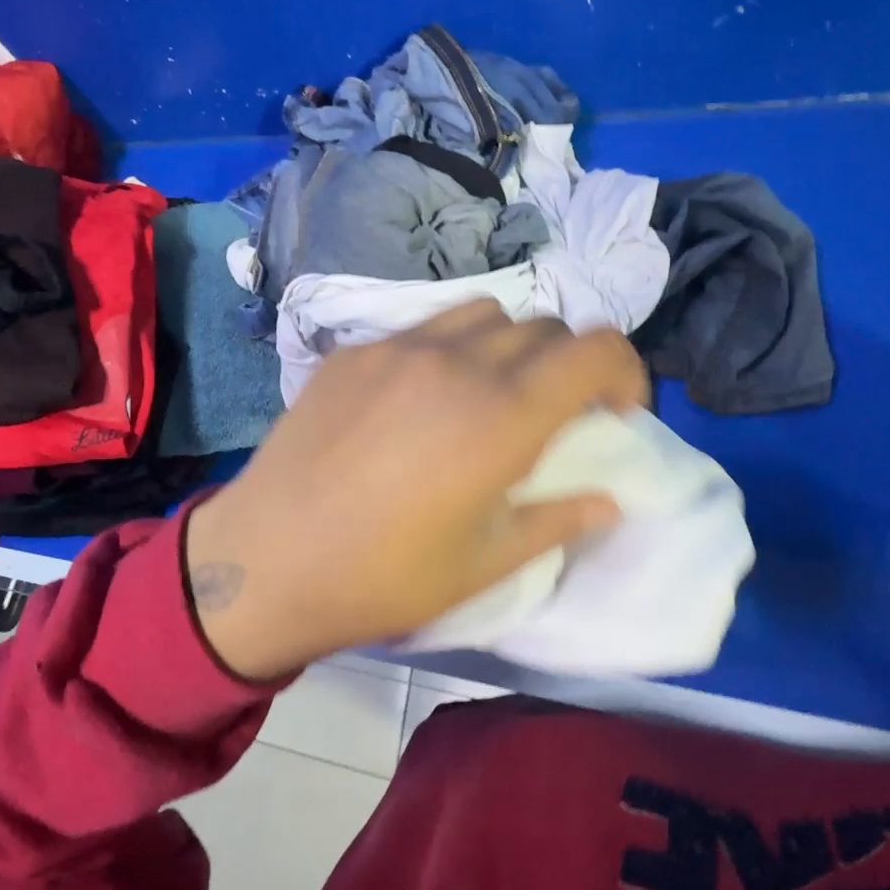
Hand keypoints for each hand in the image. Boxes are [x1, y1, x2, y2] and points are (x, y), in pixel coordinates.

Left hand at [185, 300, 650, 679]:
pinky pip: (419, 329)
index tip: (617, 411)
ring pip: (481, 312)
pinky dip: (446, 348)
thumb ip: (554, 522)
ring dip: (508, 343)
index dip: (625, 369)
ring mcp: (394, 349)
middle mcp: (453, 363)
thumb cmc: (380, 578)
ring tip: (490, 394)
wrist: (264, 561)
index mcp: (499, 416)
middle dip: (569, 362)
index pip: (593, 348)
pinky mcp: (349, 353)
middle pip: (542, 325)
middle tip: (556, 413)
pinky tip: (420, 399)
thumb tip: (606, 500)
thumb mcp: (481, 566)